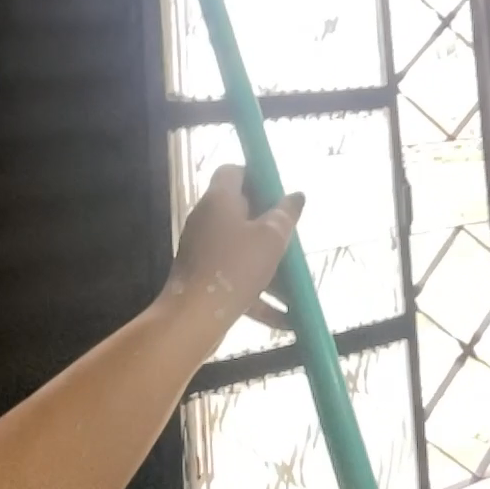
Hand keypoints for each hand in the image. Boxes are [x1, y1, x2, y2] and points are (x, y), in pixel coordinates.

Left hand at [164, 165, 305, 343]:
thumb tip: (296, 195)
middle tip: (291, 239)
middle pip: (240, 210)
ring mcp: (202, 249)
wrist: (193, 317)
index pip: (233, 171)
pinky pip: (234, 277)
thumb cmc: (235, 267)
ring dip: (267, 265)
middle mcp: (207, 218)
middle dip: (268, 226)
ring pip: (240, 248)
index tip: (278, 193)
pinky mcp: (202, 277)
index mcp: (219, 199)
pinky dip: (257, 292)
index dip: (256, 175)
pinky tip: (284, 318)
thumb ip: (285, 215)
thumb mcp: (270, 239)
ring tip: (295, 286)